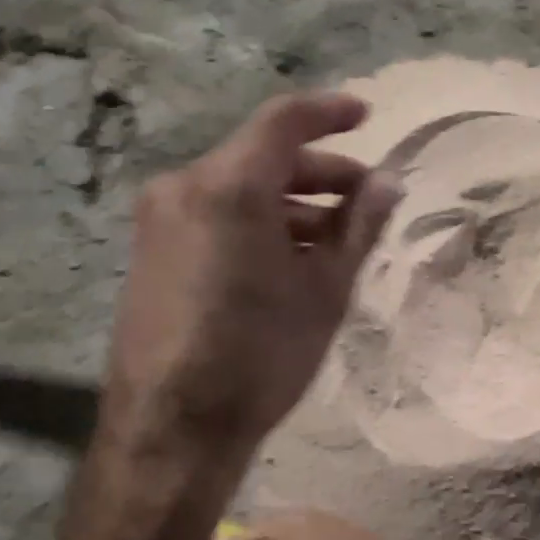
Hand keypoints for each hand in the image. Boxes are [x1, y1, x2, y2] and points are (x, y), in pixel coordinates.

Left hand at [102, 93, 399, 454]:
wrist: (174, 426)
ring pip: (237, 186)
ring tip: (335, 238)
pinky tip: (289, 258)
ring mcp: (161, 218)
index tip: (366, 116)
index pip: (284, 122)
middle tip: (365, 199)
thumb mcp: (325, 292)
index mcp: (229, 186)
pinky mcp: (152, 249)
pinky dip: (257, 221)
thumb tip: (388, 183)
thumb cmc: (261, 356)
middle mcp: (185, 186)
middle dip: (318, 171)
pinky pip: (214, 213)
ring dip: (289, 201)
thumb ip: (357, 227)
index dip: (329, 113)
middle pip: (260, 155)